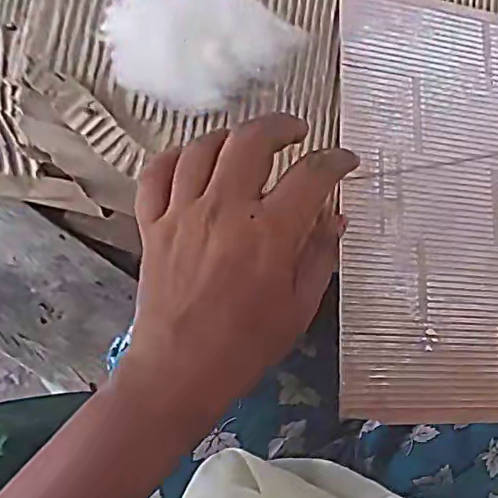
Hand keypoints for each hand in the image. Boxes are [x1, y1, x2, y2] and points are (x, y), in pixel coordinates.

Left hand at [114, 113, 357, 425]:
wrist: (181, 371)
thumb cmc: (246, 347)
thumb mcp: (298, 308)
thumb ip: (319, 257)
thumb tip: (335, 219)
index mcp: (269, 235)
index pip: (310, 176)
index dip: (334, 162)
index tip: (345, 162)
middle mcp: (224, 211)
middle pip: (252, 141)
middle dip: (280, 126)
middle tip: (296, 132)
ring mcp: (182, 214)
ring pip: (202, 148)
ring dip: (231, 137)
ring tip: (247, 145)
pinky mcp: (153, 226)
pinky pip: (158, 173)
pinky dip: (176, 158)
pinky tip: (192, 162)